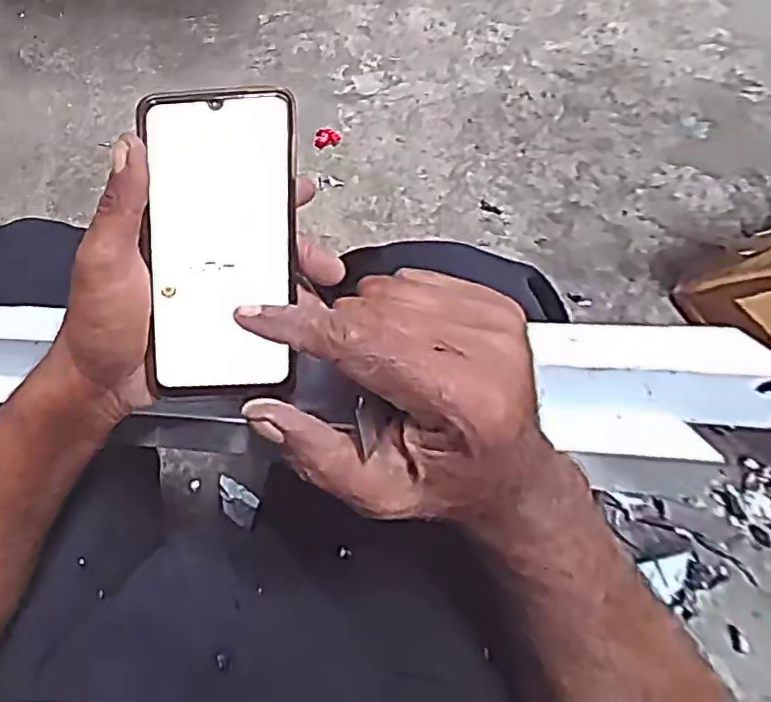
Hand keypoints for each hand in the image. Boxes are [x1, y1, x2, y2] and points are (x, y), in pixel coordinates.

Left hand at [49, 134, 345, 423]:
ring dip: (286, 262)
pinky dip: (277, 300)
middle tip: (304, 212)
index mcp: (155, 228)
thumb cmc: (94, 323)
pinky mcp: (210, 313)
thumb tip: (129, 149)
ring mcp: (197, 283)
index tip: (270, 162)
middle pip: (238, 224)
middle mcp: (180, 250)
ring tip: (315, 268)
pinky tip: (296, 303)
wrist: (103, 385)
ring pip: (252, 263)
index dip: (236, 172)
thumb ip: (120, 204)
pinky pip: (250, 300)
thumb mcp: (105, 257)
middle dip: (277, 219)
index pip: (200, 187)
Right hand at [234, 270, 576, 528]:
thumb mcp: (379, 491)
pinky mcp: (493, 300)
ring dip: (364, 318)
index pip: (360, 342)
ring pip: (382, 287)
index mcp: (464, 400)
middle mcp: (488, 351)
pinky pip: (408, 278)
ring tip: (381, 361)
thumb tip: (265, 412)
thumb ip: (315, 452)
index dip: (299, 326)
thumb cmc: (452, 481)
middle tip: (346, 373)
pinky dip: (391, 303)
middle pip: (366, 310)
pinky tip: (404, 340)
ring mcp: (494, 320)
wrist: (512, 473)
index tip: (258, 317)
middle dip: (335, 333)